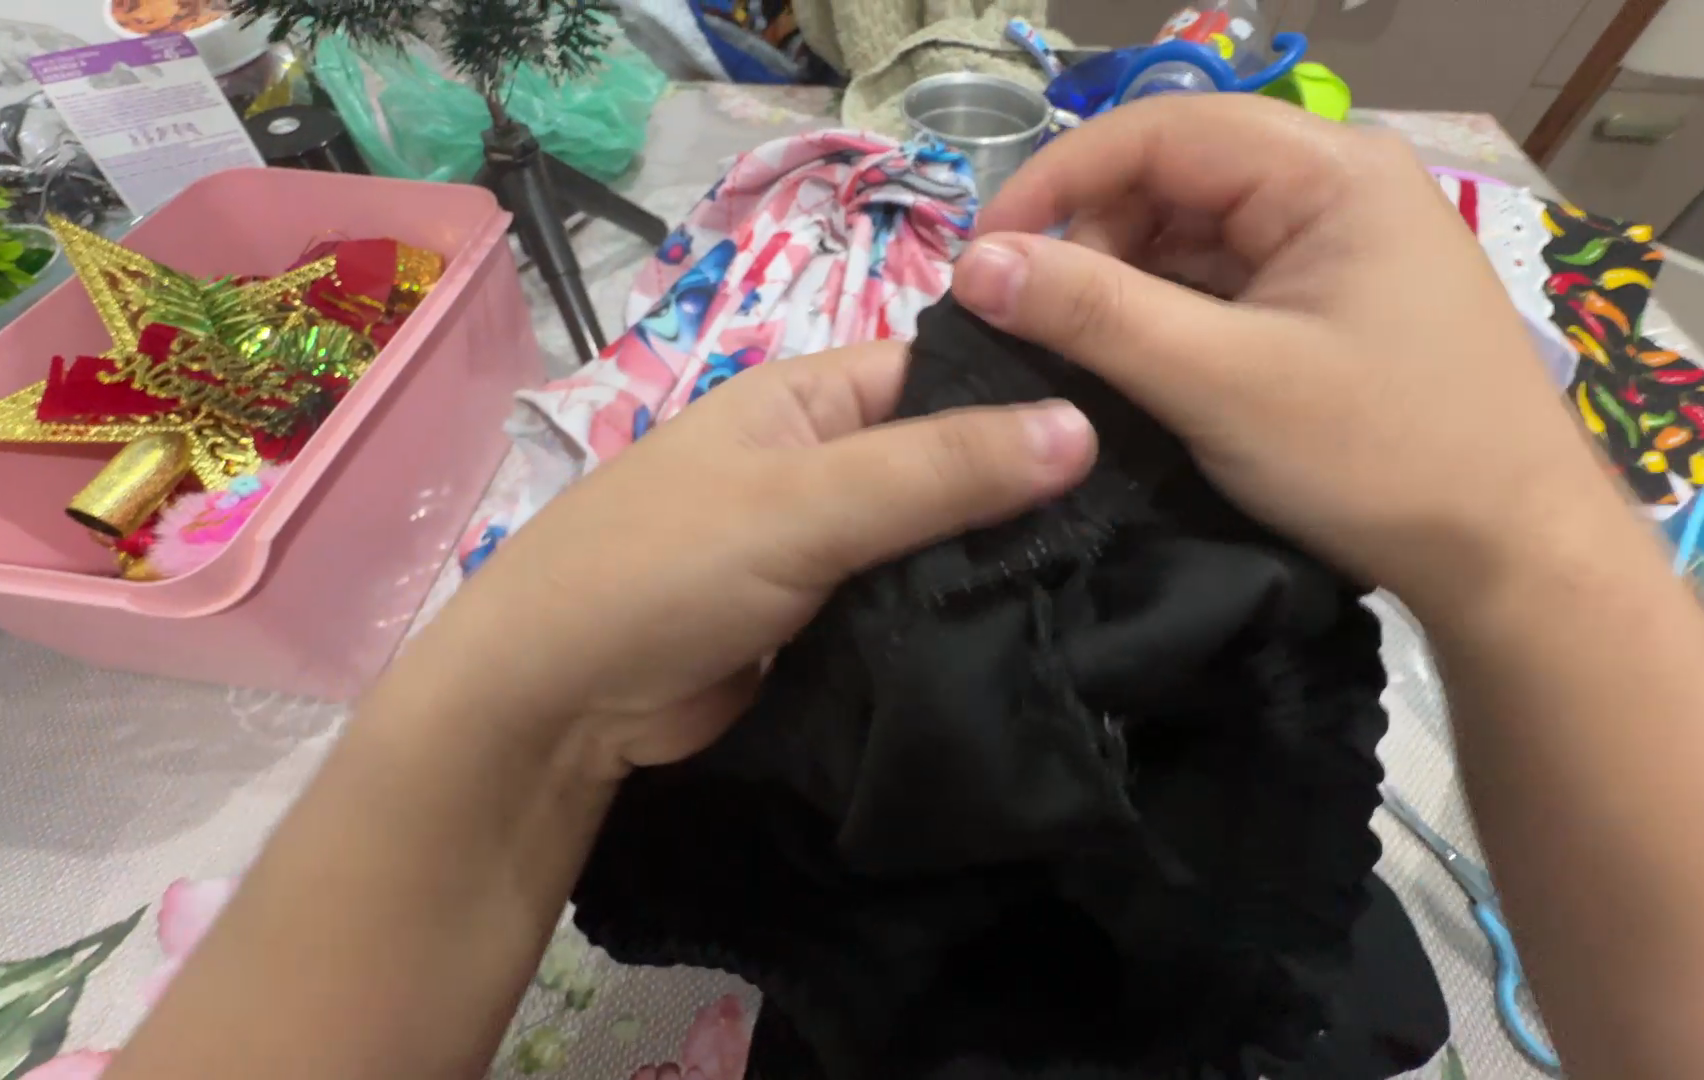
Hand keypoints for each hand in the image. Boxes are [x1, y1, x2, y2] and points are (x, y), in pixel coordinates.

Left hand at [413, 343, 1094, 778]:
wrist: (560, 705)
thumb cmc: (663, 571)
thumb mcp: (803, 505)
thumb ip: (937, 469)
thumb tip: (1081, 427)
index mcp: (813, 398)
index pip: (947, 374)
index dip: (1029, 398)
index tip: (1129, 436)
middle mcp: (828, 461)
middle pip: (950, 461)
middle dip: (1026, 492)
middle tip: (1143, 522)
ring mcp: (831, 545)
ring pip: (939, 540)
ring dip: (1000, 561)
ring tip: (1117, 577)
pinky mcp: (833, 619)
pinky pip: (914, 604)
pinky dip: (961, 614)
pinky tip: (1041, 630)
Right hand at [951, 95, 1630, 609]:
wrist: (1500, 552)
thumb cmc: (1373, 455)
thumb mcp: (1217, 380)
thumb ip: (1092, 315)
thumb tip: (974, 267)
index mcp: (1325, 171)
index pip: (1157, 132)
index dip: (1054, 183)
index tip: (979, 256)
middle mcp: (1326, 188)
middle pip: (1167, 183)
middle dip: (1088, 247)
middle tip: (1038, 328)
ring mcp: (1322, 249)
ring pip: (1181, 241)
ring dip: (1117, 290)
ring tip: (1085, 359)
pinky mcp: (1313, 304)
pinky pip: (1208, 288)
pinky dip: (1155, 320)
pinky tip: (1134, 367)